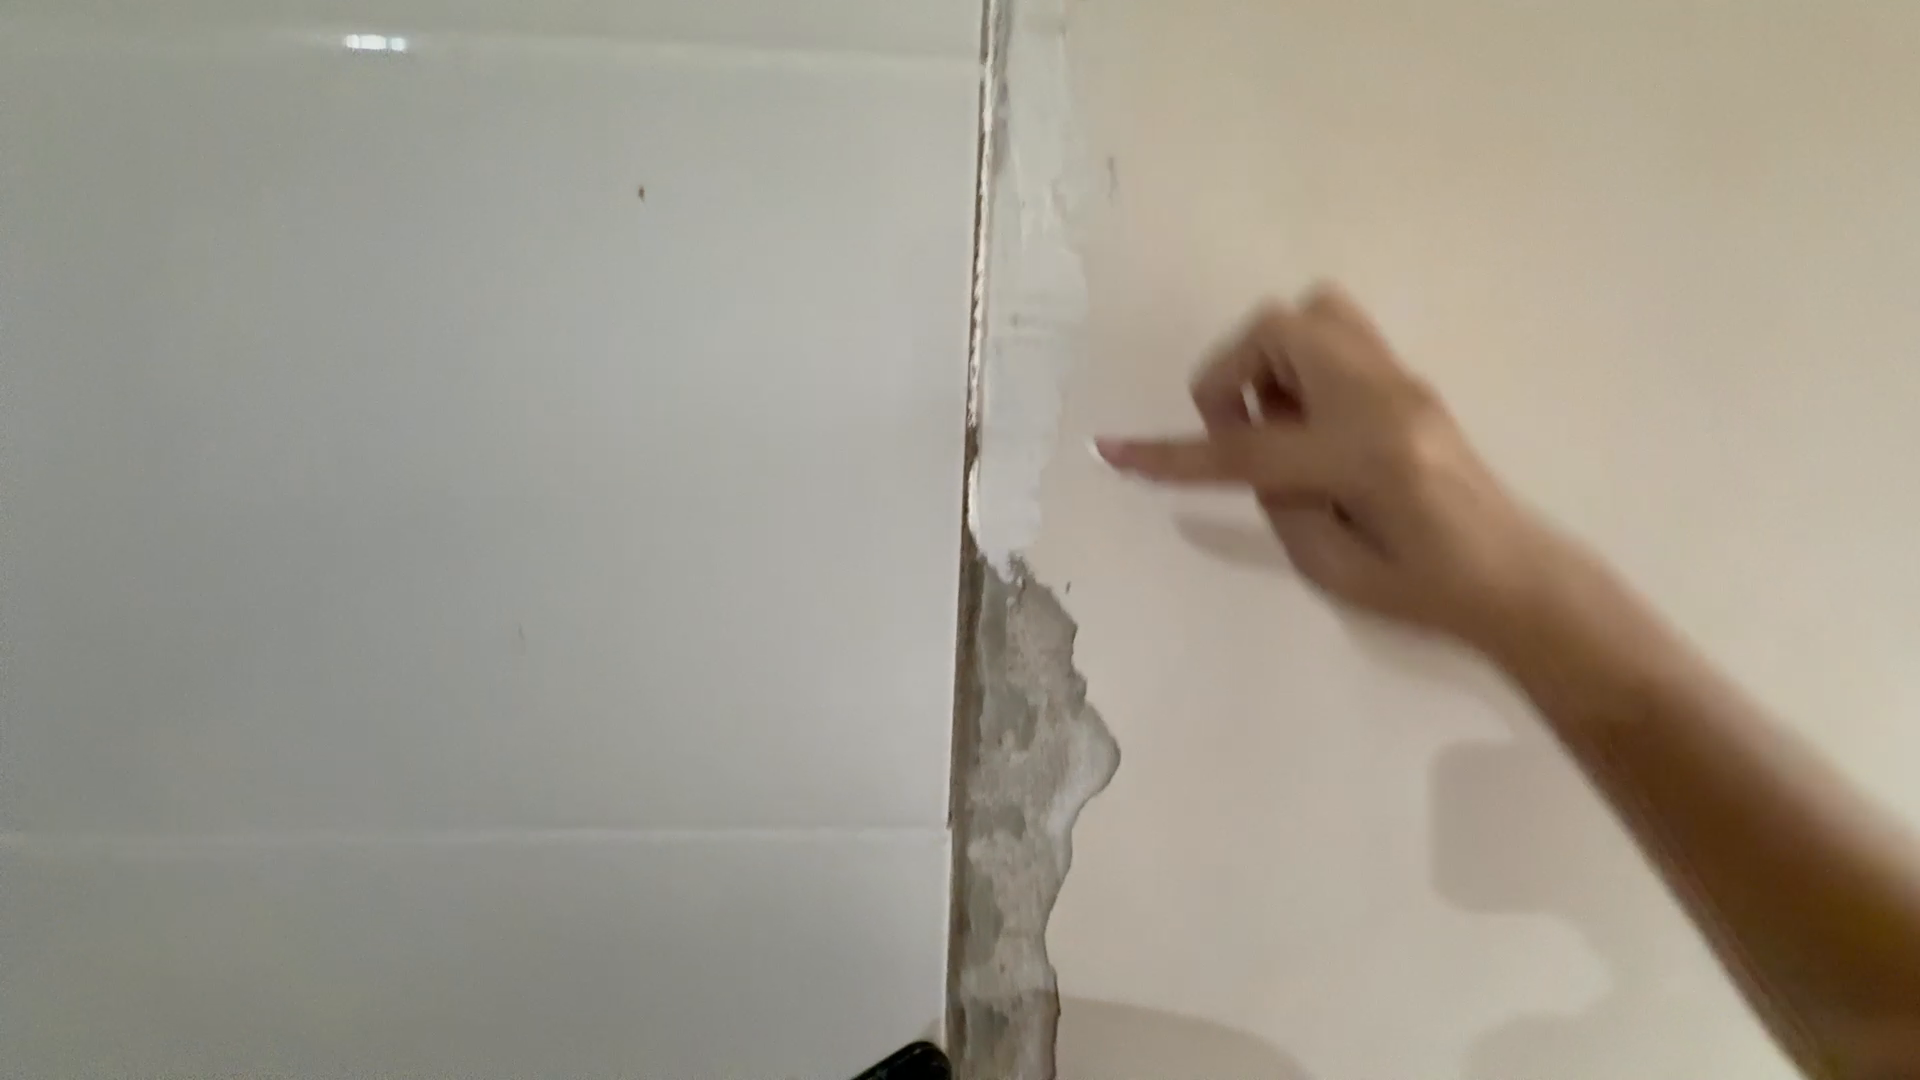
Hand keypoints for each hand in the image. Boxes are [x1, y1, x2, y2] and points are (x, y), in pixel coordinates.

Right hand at [1096, 284, 1577, 649]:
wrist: (1511, 574)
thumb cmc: (1420, 590)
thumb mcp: (1325, 562)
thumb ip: (1274, 496)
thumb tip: (1252, 452)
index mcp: (1362, 457)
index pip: (1243, 447)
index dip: (1170, 455)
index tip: (1113, 451)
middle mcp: (1383, 399)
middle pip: (1278, 331)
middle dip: (1230, 377)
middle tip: (1237, 430)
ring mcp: (1401, 379)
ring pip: (1309, 315)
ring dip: (1266, 361)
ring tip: (1273, 420)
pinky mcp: (1405, 378)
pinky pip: (1335, 333)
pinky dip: (1298, 363)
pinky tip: (1305, 415)